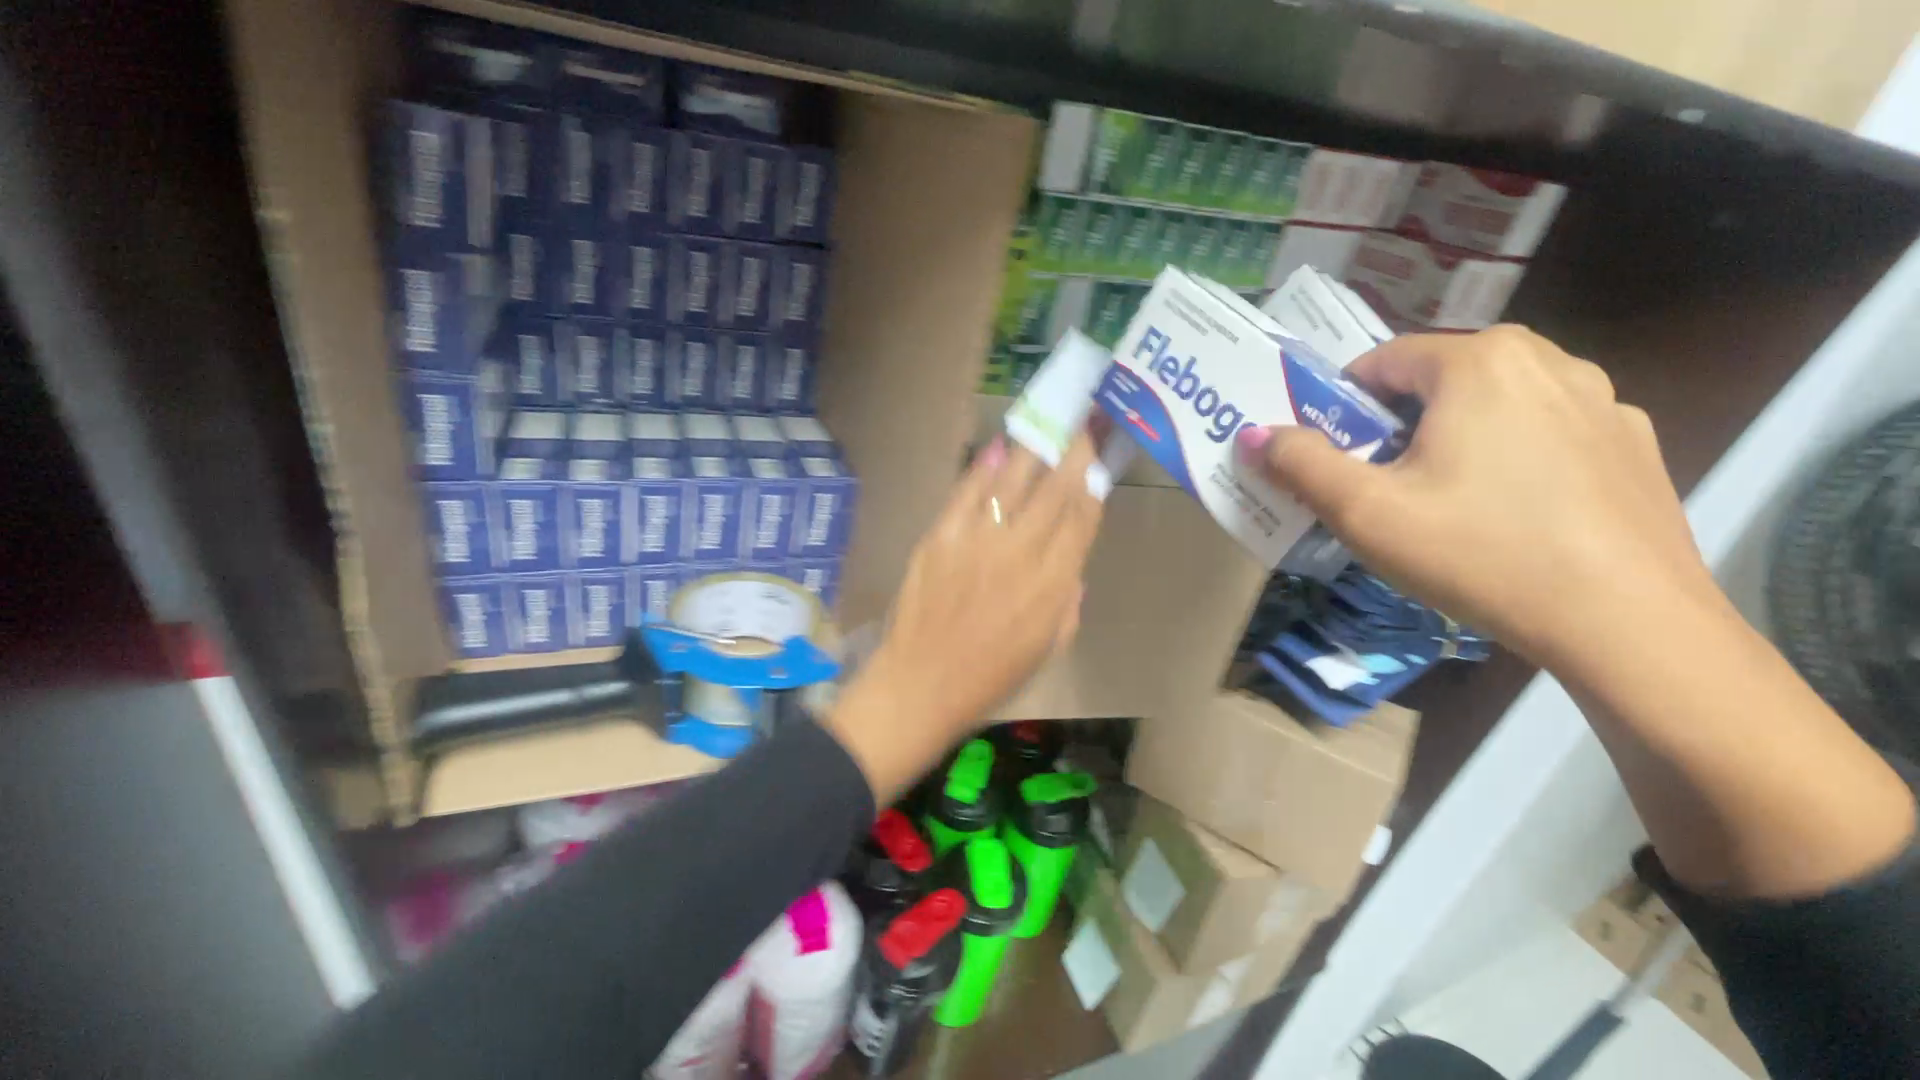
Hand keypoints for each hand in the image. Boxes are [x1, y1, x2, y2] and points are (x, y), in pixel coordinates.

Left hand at [826, 434, 1103, 801]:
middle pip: (1055, 492)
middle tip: (1082, 430)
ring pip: (1014, 483)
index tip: (1099, 467)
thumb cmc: (990, 679)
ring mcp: (978, 540)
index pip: (1081, 521)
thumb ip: (1066, 604)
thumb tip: (1071, 568)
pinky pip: (968, 492)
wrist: (921, 685)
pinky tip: (999, 448)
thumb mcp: (1047, 651)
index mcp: (1053, 586)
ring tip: (1047, 429)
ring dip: (1035, 452)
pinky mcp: (941, 536)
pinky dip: (985, 467)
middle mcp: (1021, 553)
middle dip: (1073, 456)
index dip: (1093, 489)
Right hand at [1239, 326, 1723, 668]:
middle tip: (1392, 490)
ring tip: (1457, 507)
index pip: (1381, 362)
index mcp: (1477, 361)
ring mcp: (1604, 400)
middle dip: (1405, 426)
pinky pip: (1553, 435)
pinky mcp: (1635, 444)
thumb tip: (1253, 435)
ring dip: (1464, 439)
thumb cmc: (1481, 553)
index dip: (1346, 411)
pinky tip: (1521, 518)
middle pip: (1442, 380)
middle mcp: (1547, 359)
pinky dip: (1522, 460)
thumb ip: (1301, 465)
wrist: (1626, 621)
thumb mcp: (1367, 514)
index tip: (1340, 463)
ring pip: (1500, 405)